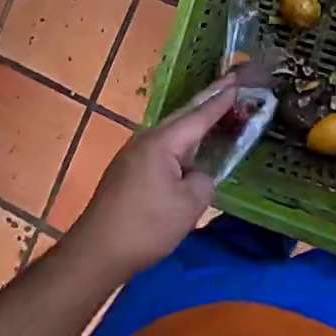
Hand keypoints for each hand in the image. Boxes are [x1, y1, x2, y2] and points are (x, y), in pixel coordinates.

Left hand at [66, 77, 235, 278]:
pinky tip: (191, 149)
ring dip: (195, 122)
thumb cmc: (146, 226)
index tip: (238, 84)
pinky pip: (162, 147)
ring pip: (172, 132)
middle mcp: (145, 139)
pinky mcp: (128, 171)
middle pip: (183, 116)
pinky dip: (182, 142)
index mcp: (162, 142)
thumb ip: (204, 180)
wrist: (96, 251)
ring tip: (217, 113)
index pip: (199, 116)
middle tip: (232, 85)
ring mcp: (133, 154)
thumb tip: (195, 175)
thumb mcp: (190, 205)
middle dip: (208, 101)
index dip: (221, 100)